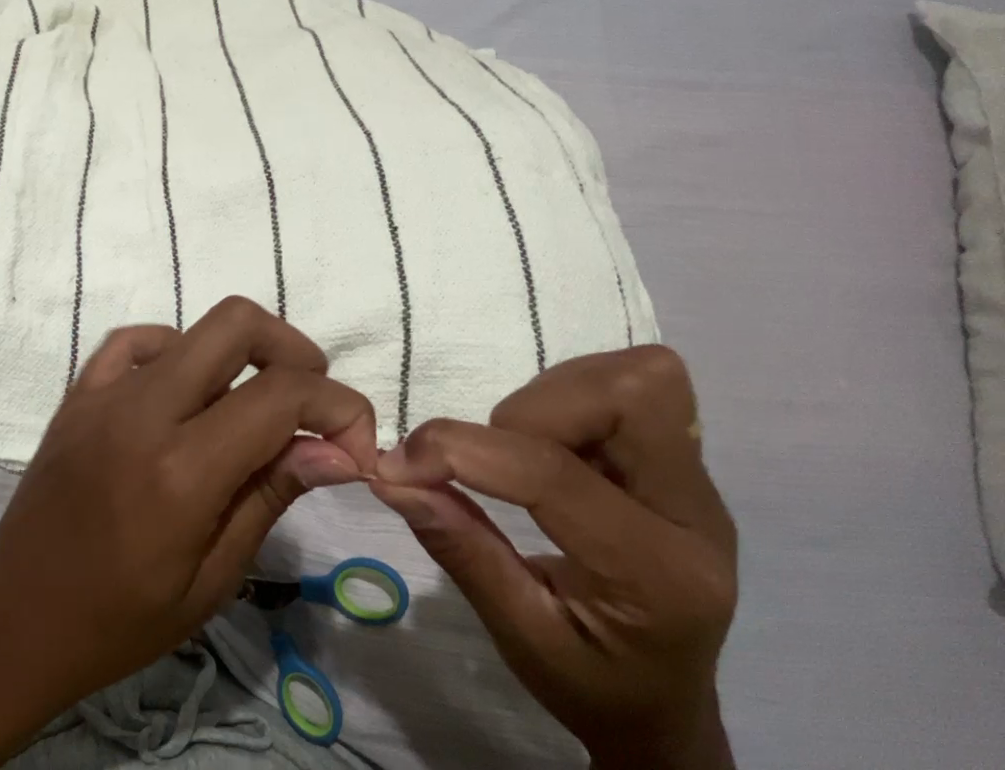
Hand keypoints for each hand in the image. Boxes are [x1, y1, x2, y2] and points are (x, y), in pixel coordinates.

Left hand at [0, 297, 376, 767]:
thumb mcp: (211, 580)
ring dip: (236, 354)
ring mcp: (98, 397)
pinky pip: (130, 344)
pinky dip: (172, 351)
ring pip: (186, 329)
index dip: (338, 407)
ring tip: (250, 410)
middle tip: (311, 407)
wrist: (15, 626)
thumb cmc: (119, 625)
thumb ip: (271, 497)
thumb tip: (338, 448)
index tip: (355, 445)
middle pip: (236, 324)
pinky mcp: (72, 399)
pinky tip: (183, 393)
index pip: (282, 393)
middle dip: (294, 353)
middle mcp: (139, 412)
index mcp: (181, 469)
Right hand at [370, 346, 737, 769]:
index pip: (556, 475)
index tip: (401, 464)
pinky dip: (568, 399)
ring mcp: (696, 484)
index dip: (462, 451)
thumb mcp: (518, 636)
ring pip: (635, 379)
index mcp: (656, 574)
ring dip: (550, 398)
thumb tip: (390, 477)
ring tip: (515, 453)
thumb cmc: (591, 684)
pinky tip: (545, 448)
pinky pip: (631, 391)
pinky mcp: (680, 467)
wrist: (665, 709)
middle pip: (633, 394)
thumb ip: (461, 549)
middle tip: (490, 454)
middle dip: (534, 408)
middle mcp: (694, 514)